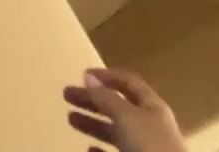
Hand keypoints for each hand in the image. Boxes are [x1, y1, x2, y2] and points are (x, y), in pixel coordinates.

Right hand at [64, 68, 187, 151]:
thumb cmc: (150, 146)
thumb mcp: (126, 116)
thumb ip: (106, 97)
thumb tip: (88, 76)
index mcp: (152, 107)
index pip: (129, 83)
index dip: (107, 76)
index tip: (82, 74)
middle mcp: (149, 126)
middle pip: (117, 107)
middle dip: (92, 100)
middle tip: (66, 95)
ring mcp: (144, 149)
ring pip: (115, 132)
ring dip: (92, 124)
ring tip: (70, 120)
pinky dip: (101, 151)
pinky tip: (89, 149)